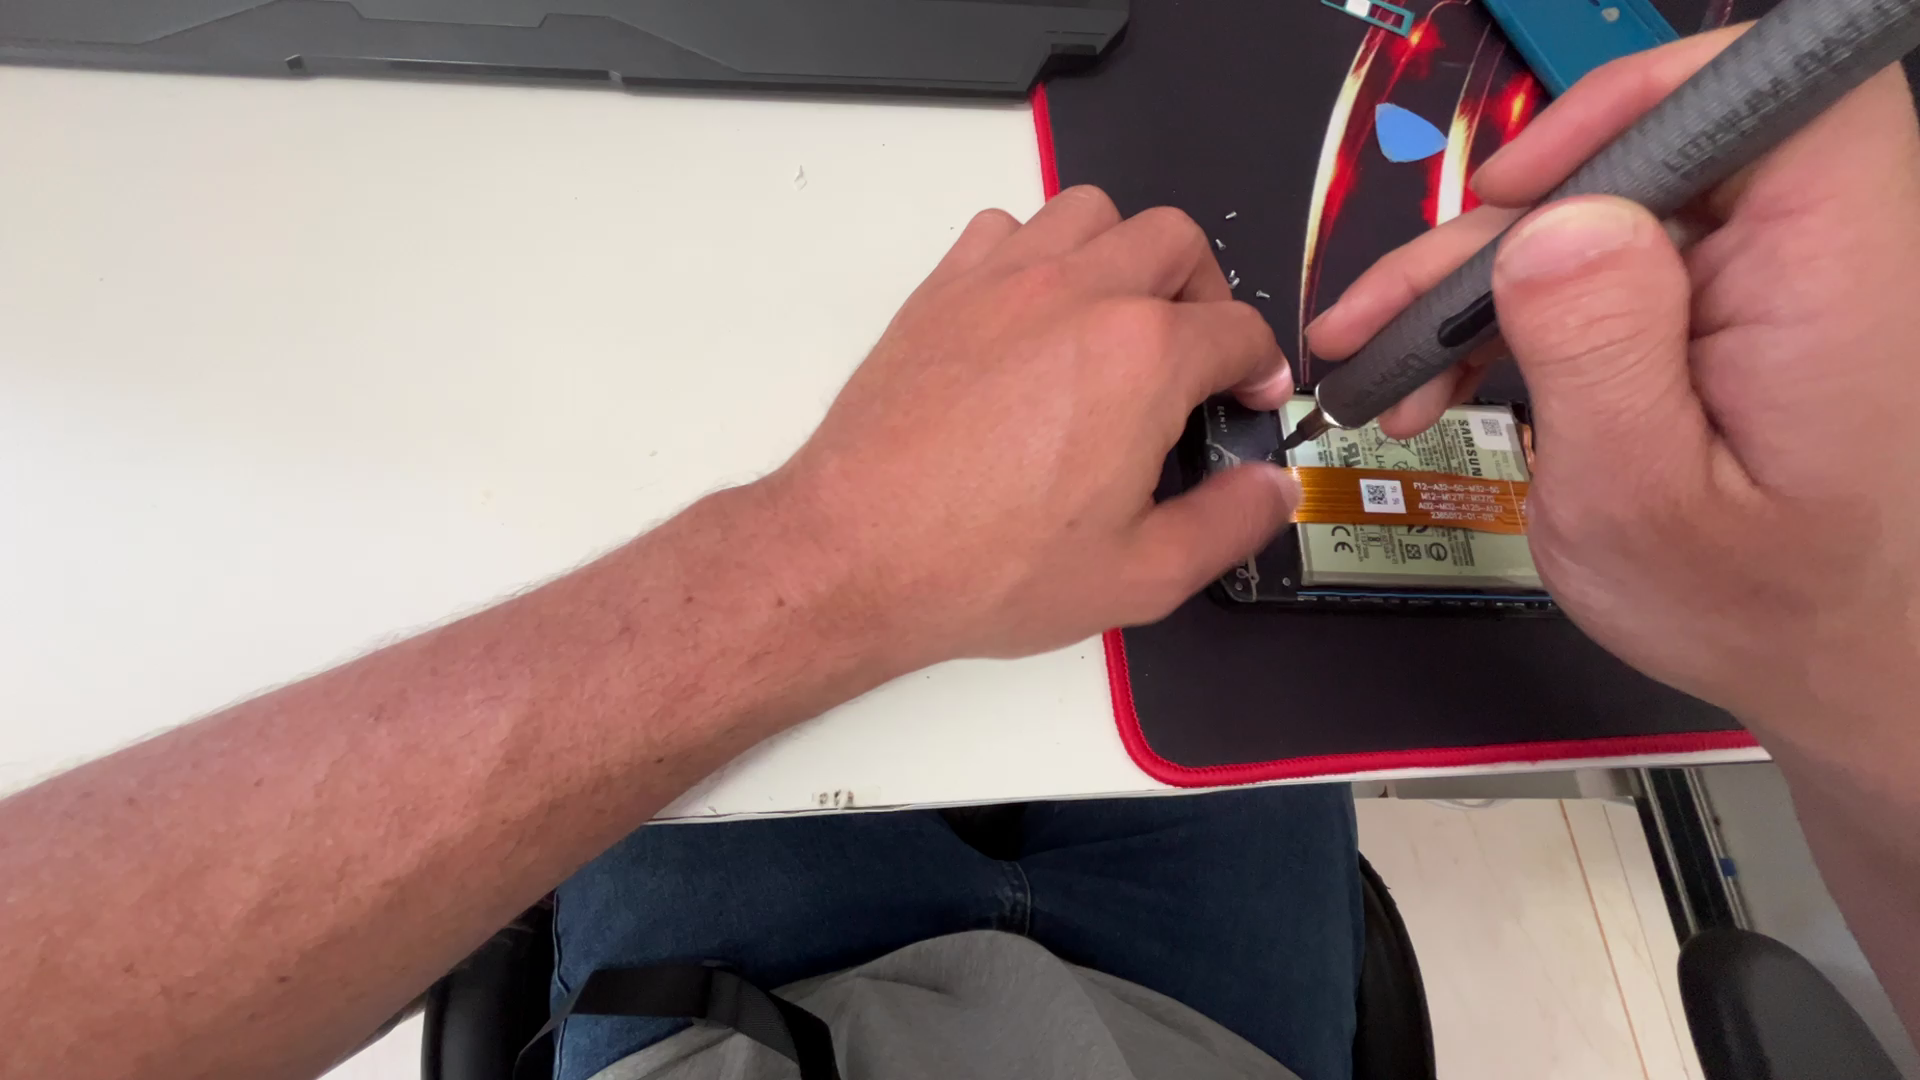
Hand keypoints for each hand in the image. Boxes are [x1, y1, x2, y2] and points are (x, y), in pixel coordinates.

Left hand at [763, 187, 1295, 673]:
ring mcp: (1002, 282)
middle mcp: (1077, 294)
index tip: (1251, 391)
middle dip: (1205, 294)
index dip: (1260, 364)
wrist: (858, 554)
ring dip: (1126, 255)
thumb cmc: (987, 568)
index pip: (1237, 330)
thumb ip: (1227, 525)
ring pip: (1093, 214)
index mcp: (1142, 357)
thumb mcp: (1138, 575)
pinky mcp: (942, 291)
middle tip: (1196, 353)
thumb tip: (1273, 488)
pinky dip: (1040, 253)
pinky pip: (1007, 230)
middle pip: (1177, 245)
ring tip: (1119, 319)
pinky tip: (1034, 315)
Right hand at [1307, 31, 1919, 741]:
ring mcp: (1735, 300)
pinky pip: (1573, 296)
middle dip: (1474, 249)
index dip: (1630, 110)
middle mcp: (1792, 267)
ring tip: (1379, 376)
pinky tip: (1430, 392)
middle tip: (1365, 324)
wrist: (1818, 662)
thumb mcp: (1636, 494)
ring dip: (1456, 302)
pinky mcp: (1687, 332)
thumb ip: (1600, 354)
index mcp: (1825, 285)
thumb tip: (1552, 227)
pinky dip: (1486, 335)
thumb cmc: (1737, 602)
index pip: (1769, 104)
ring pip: (1575, 243)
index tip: (1506, 194)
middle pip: (1620, 186)